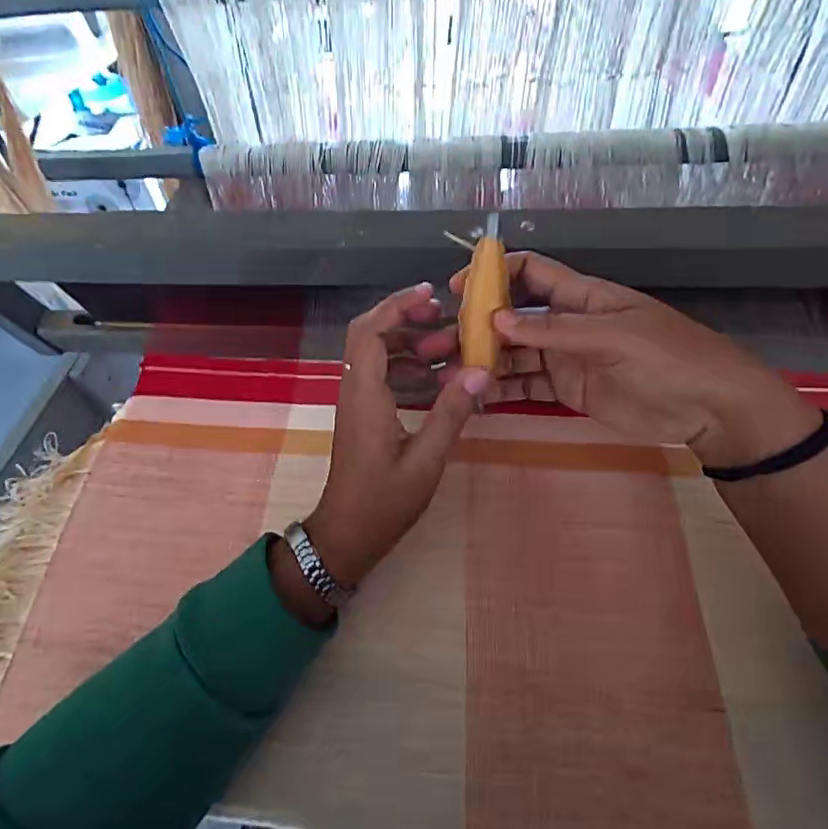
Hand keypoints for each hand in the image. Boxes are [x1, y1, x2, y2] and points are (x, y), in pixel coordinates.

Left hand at [299, 283, 489, 585]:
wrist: (347, 534)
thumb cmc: (383, 501)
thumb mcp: (426, 460)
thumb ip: (451, 412)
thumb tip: (480, 370)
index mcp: (364, 394)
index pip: (371, 331)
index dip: (396, 306)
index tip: (429, 294)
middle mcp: (354, 391)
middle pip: (369, 336)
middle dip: (403, 318)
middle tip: (442, 317)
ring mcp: (356, 404)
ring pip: (376, 356)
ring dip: (408, 345)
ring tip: (449, 348)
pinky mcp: (362, 417)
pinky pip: (381, 378)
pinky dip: (406, 369)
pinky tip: (437, 380)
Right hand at [446, 253, 817, 468]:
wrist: (709, 408)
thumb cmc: (667, 357)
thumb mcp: (613, 336)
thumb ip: (555, 329)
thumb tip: (497, 320)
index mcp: (580, 296)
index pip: (529, 272)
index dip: (493, 274)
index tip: (459, 288)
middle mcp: (565, 322)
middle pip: (512, 316)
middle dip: (477, 325)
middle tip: (442, 342)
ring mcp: (564, 358)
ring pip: (514, 354)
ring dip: (484, 360)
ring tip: (450, 373)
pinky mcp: (566, 390)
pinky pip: (526, 386)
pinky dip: (502, 390)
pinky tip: (476, 397)